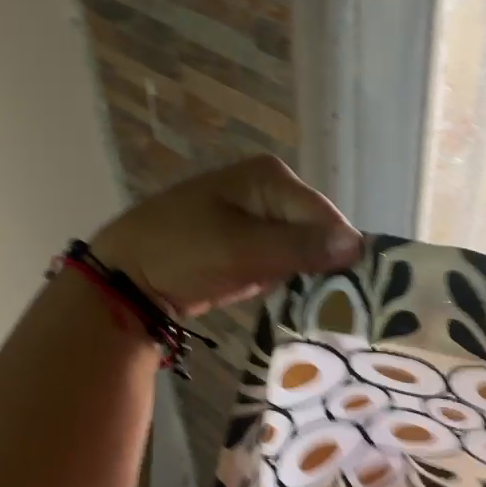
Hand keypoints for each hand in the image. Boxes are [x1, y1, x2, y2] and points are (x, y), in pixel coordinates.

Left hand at [90, 155, 362, 317]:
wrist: (127, 278)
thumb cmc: (180, 252)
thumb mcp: (242, 250)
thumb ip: (301, 248)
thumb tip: (358, 245)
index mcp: (271, 178)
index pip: (326, 216)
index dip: (341, 254)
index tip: (352, 294)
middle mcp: (272, 192)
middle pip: (321, 232)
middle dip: (329, 267)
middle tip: (339, 306)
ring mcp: (263, 220)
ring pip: (309, 251)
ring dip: (315, 278)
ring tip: (326, 309)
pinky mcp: (254, 247)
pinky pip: (290, 263)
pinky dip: (296, 283)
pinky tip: (303, 304)